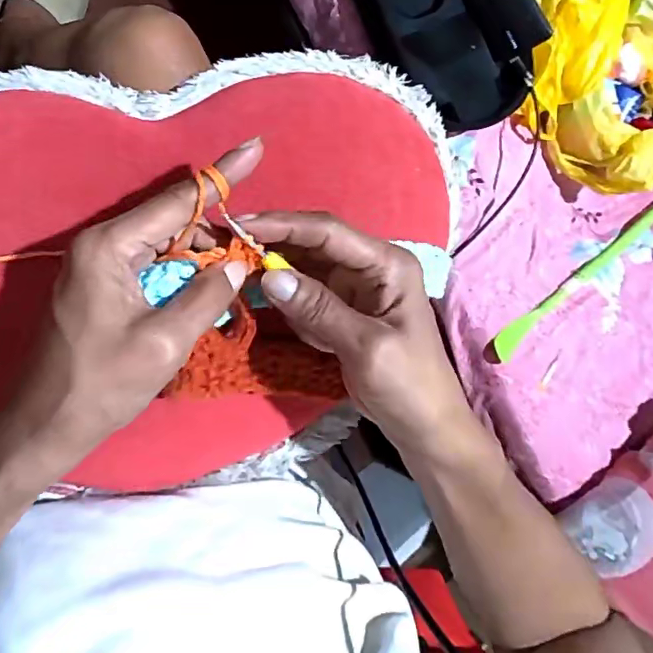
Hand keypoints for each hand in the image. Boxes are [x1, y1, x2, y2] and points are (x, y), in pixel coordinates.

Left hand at [13, 139, 260, 465]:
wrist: (43, 425)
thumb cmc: (100, 385)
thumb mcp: (164, 342)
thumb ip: (207, 295)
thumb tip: (238, 262)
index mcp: (110, 246)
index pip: (178, 200)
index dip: (222, 176)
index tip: (254, 146)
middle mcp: (101, 242)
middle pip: (172, 221)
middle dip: (214, 235)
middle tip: (249, 257)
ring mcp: (98, 263)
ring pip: (165, 244)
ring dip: (199, 261)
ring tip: (230, 286)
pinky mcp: (101, 284)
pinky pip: (151, 266)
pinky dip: (180, 277)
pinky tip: (203, 295)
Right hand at [241, 211, 479, 456]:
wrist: (426, 429)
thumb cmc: (408, 385)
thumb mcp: (366, 347)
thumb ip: (318, 309)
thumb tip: (269, 276)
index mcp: (386, 264)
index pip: (328, 232)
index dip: (283, 225)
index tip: (241, 224)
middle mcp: (369, 267)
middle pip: (312, 243)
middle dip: (272, 243)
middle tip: (227, 242)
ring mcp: (354, 288)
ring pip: (304, 267)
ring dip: (274, 270)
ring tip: (238, 273)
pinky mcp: (341, 310)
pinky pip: (305, 294)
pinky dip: (286, 299)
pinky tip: (268, 305)